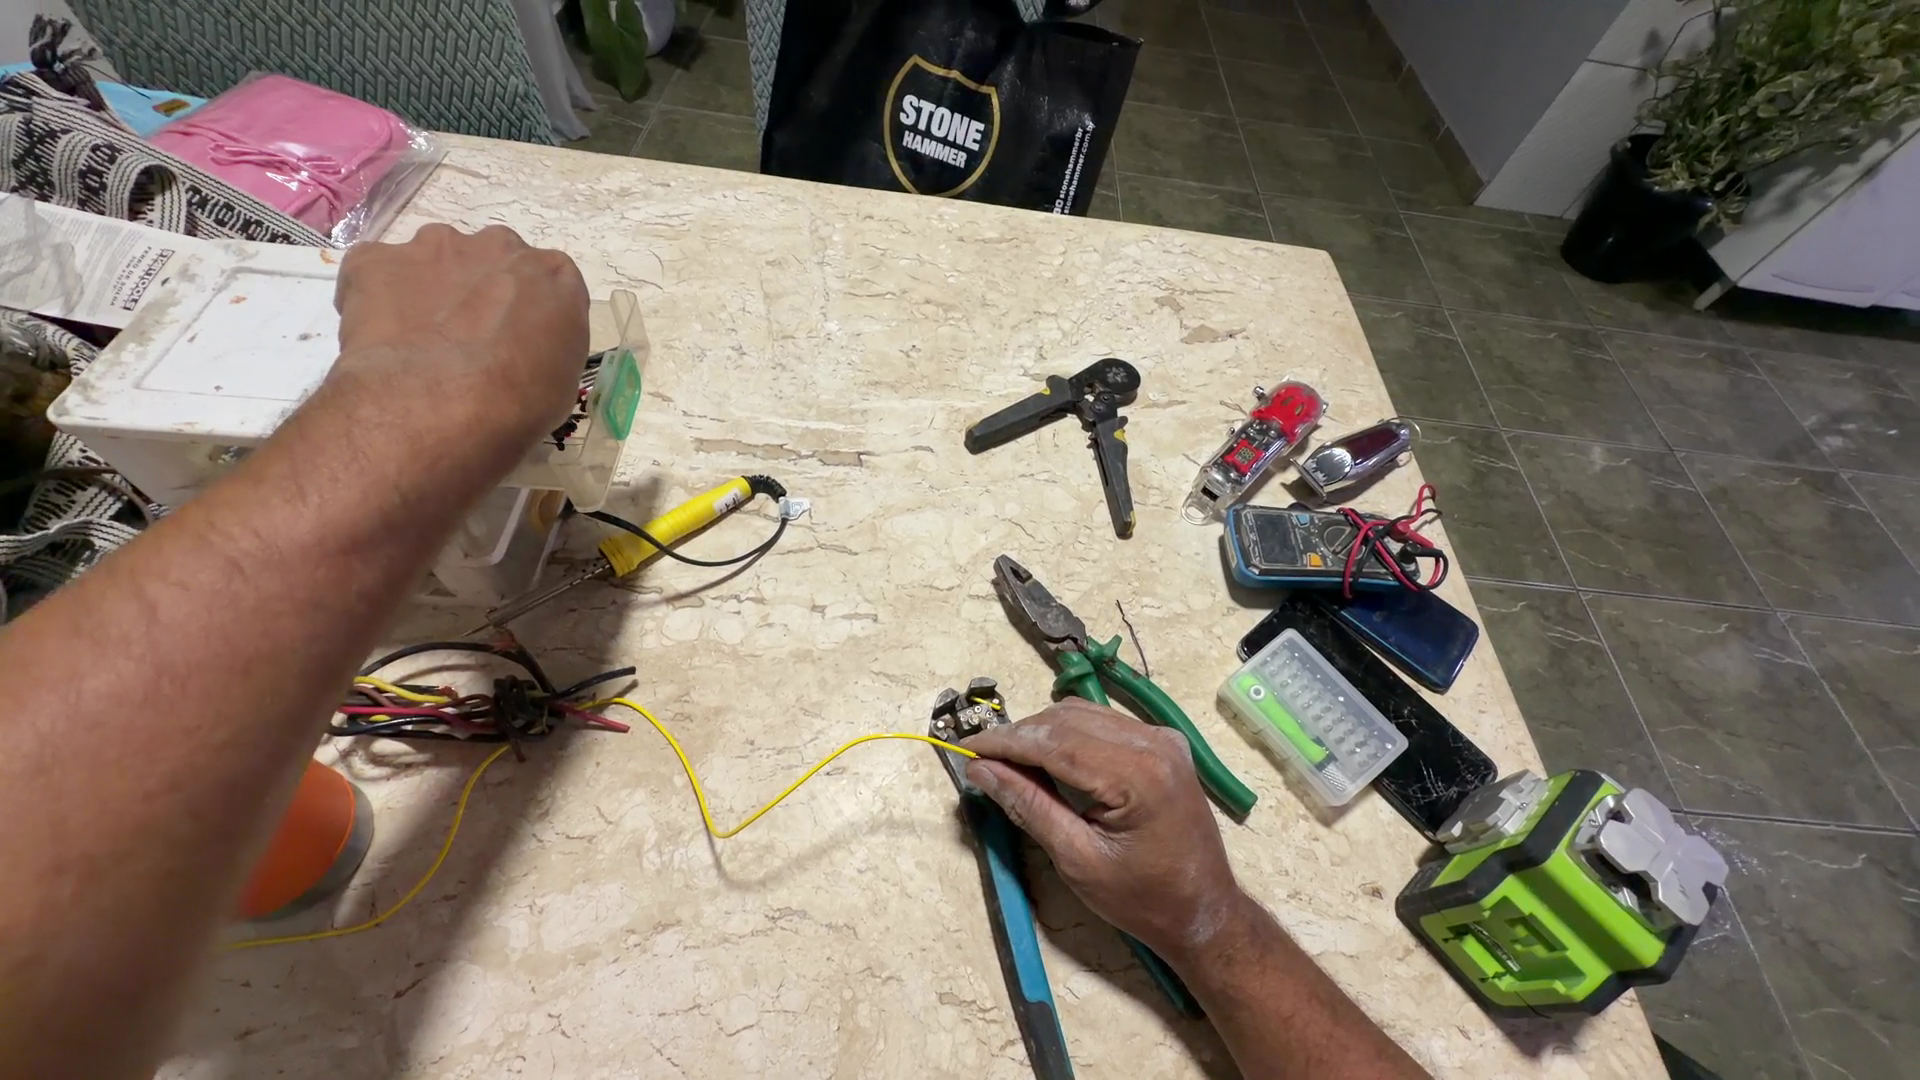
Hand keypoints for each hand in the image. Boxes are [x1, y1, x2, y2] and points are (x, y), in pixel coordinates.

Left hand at [328, 224, 589, 469]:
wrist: (443, 402)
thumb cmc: (523, 400)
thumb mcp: (564, 379)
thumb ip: (548, 344)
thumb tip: (523, 349)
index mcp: (554, 275)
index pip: (550, 280)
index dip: (534, 309)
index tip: (523, 337)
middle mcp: (501, 246)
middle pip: (495, 257)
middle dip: (486, 287)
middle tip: (477, 335)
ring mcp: (436, 246)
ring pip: (437, 257)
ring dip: (435, 285)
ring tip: (427, 337)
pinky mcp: (378, 258)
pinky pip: (379, 269)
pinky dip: (380, 295)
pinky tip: (386, 336)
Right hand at [963, 699, 1249, 959]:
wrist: (1205, 911)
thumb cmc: (1142, 899)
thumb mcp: (1077, 859)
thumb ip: (1028, 805)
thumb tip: (981, 769)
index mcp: (1138, 773)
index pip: (1056, 741)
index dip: (1006, 742)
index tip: (967, 748)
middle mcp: (1153, 742)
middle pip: (1067, 720)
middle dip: (1020, 736)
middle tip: (982, 760)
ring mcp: (1162, 737)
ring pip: (1082, 715)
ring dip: (1041, 732)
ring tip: (1009, 761)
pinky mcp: (1162, 742)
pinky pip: (1102, 723)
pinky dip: (1067, 734)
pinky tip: (1046, 758)